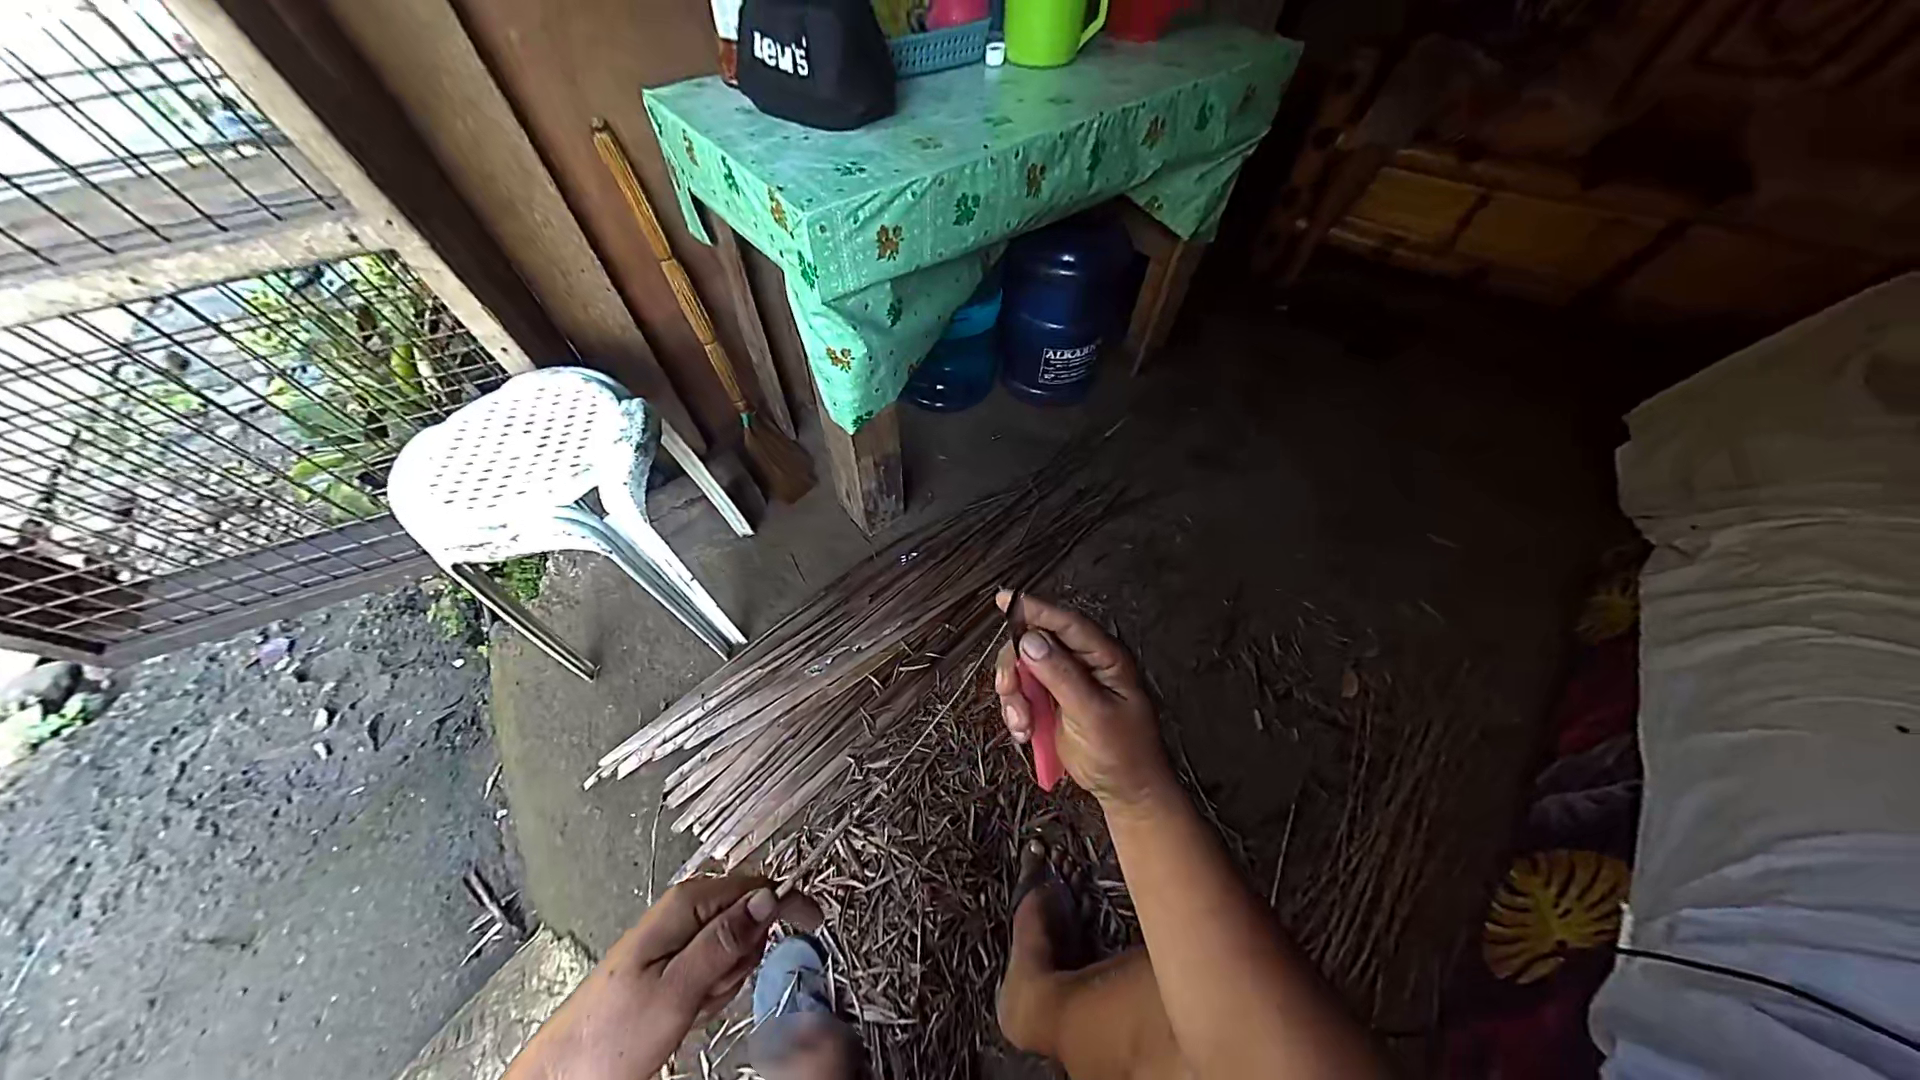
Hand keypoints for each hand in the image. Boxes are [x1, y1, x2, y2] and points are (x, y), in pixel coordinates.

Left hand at [503, 874, 795, 1079]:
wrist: (565, 1077)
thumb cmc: (610, 1037)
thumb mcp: (678, 989)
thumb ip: (726, 940)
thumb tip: (767, 900)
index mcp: (687, 903)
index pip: (755, 886)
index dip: (786, 904)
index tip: (812, 921)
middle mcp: (685, 911)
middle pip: (747, 918)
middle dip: (743, 957)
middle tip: (713, 989)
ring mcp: (681, 936)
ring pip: (735, 946)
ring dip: (726, 979)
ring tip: (694, 1004)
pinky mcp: (677, 960)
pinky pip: (717, 967)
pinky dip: (713, 989)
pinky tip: (689, 1008)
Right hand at [993, 590, 1173, 808]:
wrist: (1125, 791)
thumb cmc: (1124, 753)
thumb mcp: (1093, 714)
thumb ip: (1061, 676)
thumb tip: (1031, 640)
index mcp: (1104, 657)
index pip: (1066, 623)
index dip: (1035, 609)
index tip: (1006, 600)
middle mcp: (1082, 663)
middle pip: (1035, 642)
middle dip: (1016, 667)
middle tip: (1010, 691)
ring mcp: (1064, 681)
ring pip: (1022, 667)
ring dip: (1014, 695)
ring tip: (1024, 723)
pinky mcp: (1050, 700)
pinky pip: (1021, 692)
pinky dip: (1015, 710)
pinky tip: (1026, 730)